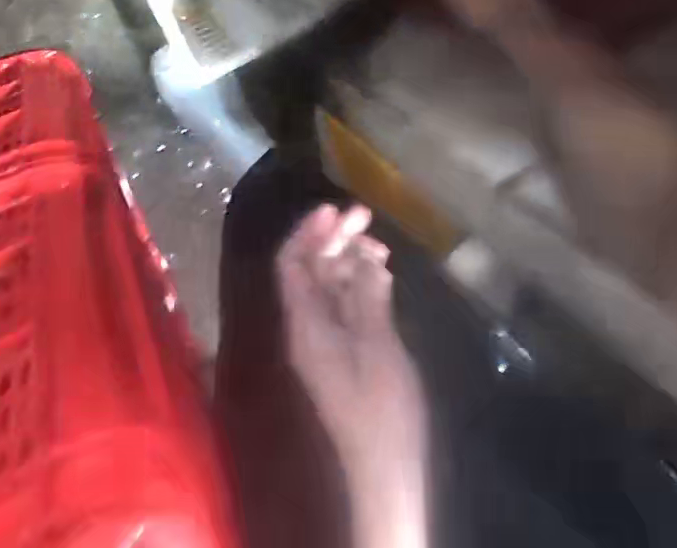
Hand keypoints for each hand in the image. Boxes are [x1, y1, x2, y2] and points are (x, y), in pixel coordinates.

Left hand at [276, 205, 427, 485]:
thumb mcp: (378, 346)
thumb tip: (365, 258)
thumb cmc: (380, 407)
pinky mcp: (346, 347)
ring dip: (350, 258)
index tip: (334, 208)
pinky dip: (361, 281)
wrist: (385, 467)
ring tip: (380, 246)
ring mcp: (328, 338)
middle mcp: (309, 327)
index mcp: (305, 326)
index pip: (292, 266)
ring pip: (330, 284)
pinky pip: (346, 302)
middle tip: (365, 216)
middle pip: (311, 269)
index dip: (308, 232)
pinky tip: (382, 272)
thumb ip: (368, 298)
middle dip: (333, 238)